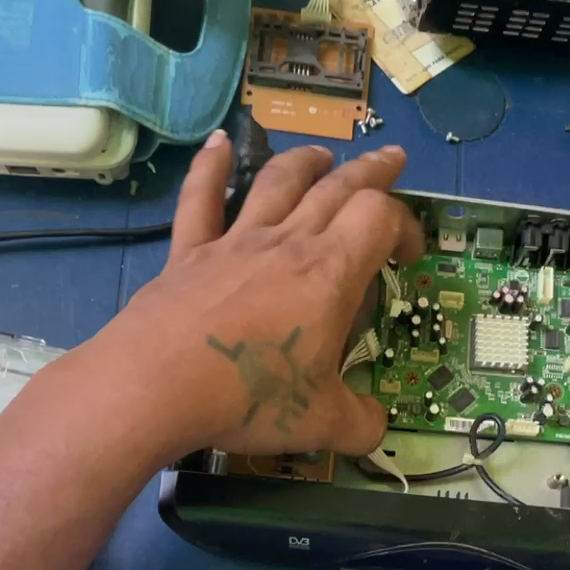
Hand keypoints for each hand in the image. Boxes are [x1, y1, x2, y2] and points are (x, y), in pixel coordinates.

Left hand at [91, 134, 424, 457]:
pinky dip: (210, 168)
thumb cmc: (253, 398)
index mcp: (330, 274)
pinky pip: (201, 200)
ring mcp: (234, 243)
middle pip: (337, 187)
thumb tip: (375, 425)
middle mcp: (286, 244)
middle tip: (391, 160)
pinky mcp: (188, 254)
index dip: (405, 225)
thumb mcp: (325, 424)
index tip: (410, 255)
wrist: (159, 385)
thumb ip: (361, 424)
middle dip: (371, 170)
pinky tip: (217, 144)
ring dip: (305, 162)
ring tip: (321, 155)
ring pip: (276, 182)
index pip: (379, 219)